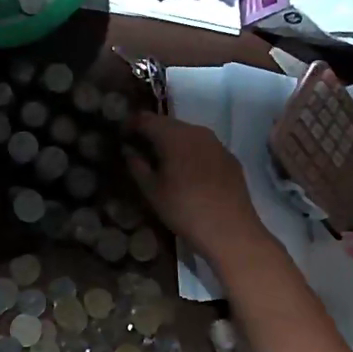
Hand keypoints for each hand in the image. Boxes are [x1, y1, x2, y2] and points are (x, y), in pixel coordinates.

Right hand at [125, 112, 265, 252]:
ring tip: (162, 160)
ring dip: (172, 142)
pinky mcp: (230, 158)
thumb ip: (137, 166)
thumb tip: (129, 152)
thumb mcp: (152, 191)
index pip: (146, 119)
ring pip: (188, 134)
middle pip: (168, 124)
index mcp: (174, 136)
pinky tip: (188, 172)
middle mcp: (197, 132)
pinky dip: (191, 153)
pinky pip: (204, 147)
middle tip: (139, 148)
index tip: (121, 136)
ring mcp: (217, 144)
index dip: (130, 124)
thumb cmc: (184, 210)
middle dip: (152, 132)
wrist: (231, 231)